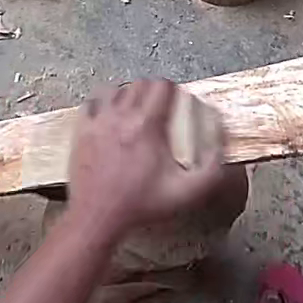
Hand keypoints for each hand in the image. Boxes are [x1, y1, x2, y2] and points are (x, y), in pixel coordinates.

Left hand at [66, 80, 228, 240]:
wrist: (99, 219)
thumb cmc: (141, 206)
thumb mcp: (188, 192)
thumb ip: (213, 168)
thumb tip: (220, 144)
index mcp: (148, 125)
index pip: (162, 85)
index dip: (174, 89)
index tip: (177, 102)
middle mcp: (122, 117)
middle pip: (140, 83)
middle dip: (153, 90)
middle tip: (160, 105)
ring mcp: (99, 123)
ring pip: (115, 89)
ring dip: (127, 94)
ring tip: (135, 108)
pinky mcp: (82, 132)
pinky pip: (91, 103)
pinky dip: (101, 103)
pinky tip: (109, 114)